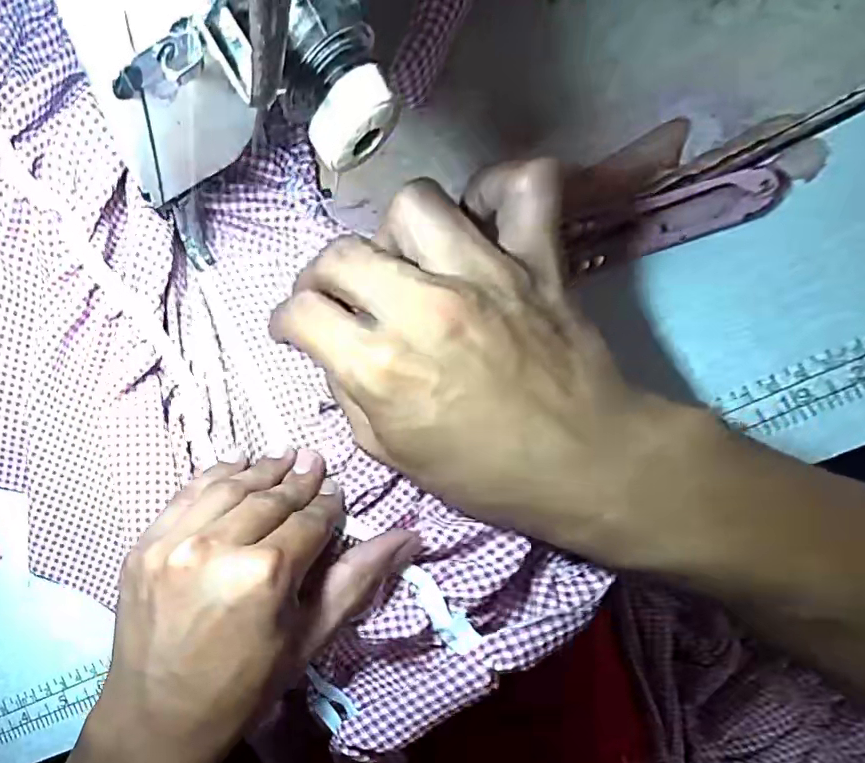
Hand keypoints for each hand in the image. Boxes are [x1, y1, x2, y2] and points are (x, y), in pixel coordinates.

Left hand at [80, 451, 417, 762]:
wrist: (160, 717)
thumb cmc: (245, 688)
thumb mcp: (308, 639)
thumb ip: (355, 580)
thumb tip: (408, 537)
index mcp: (265, 574)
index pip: (308, 521)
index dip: (328, 505)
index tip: (337, 493)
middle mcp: (217, 546)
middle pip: (269, 499)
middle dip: (297, 480)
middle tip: (314, 461)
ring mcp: (173, 542)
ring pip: (226, 488)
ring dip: (257, 470)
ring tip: (280, 458)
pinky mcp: (143, 545)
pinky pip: (184, 496)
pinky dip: (212, 476)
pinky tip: (232, 467)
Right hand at [270, 160, 709, 558]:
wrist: (579, 466)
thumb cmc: (480, 474)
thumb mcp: (391, 454)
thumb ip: (351, 397)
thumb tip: (337, 353)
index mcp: (380, 368)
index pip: (302, 313)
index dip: (285, 321)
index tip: (294, 329)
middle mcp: (422, 308)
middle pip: (341, 253)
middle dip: (320, 275)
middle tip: (335, 296)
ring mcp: (484, 274)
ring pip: (413, 204)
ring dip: (395, 235)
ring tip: (406, 264)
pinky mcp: (538, 258)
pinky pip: (522, 186)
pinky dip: (496, 192)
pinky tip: (479, 222)